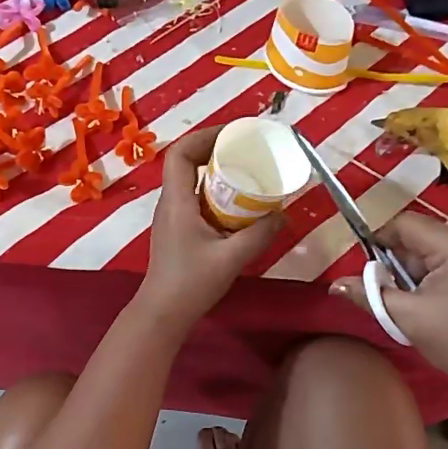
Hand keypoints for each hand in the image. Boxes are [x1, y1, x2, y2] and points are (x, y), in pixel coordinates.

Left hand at [137, 127, 283, 329]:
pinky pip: (195, 200)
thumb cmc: (191, 284)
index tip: (233, 135)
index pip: (180, 153)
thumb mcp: (231, 258)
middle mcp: (170, 204)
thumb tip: (284, 215)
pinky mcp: (177, 231)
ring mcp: (171, 218)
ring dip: (216, 174)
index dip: (204, 137)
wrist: (163, 313)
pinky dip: (215, 195)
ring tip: (246, 174)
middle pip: (186, 163)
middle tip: (246, 152)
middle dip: (215, 151)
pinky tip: (237, 206)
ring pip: (191, 182)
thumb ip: (259, 235)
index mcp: (177, 202)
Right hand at [332, 213, 447, 405]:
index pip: (406, 224)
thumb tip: (335, 284)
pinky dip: (444, 279)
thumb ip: (372, 295)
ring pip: (443, 253)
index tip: (365, 269)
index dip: (379, 240)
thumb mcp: (411, 319)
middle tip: (391, 297)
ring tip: (418, 307)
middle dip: (402, 263)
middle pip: (426, 238)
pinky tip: (444, 309)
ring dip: (422, 274)